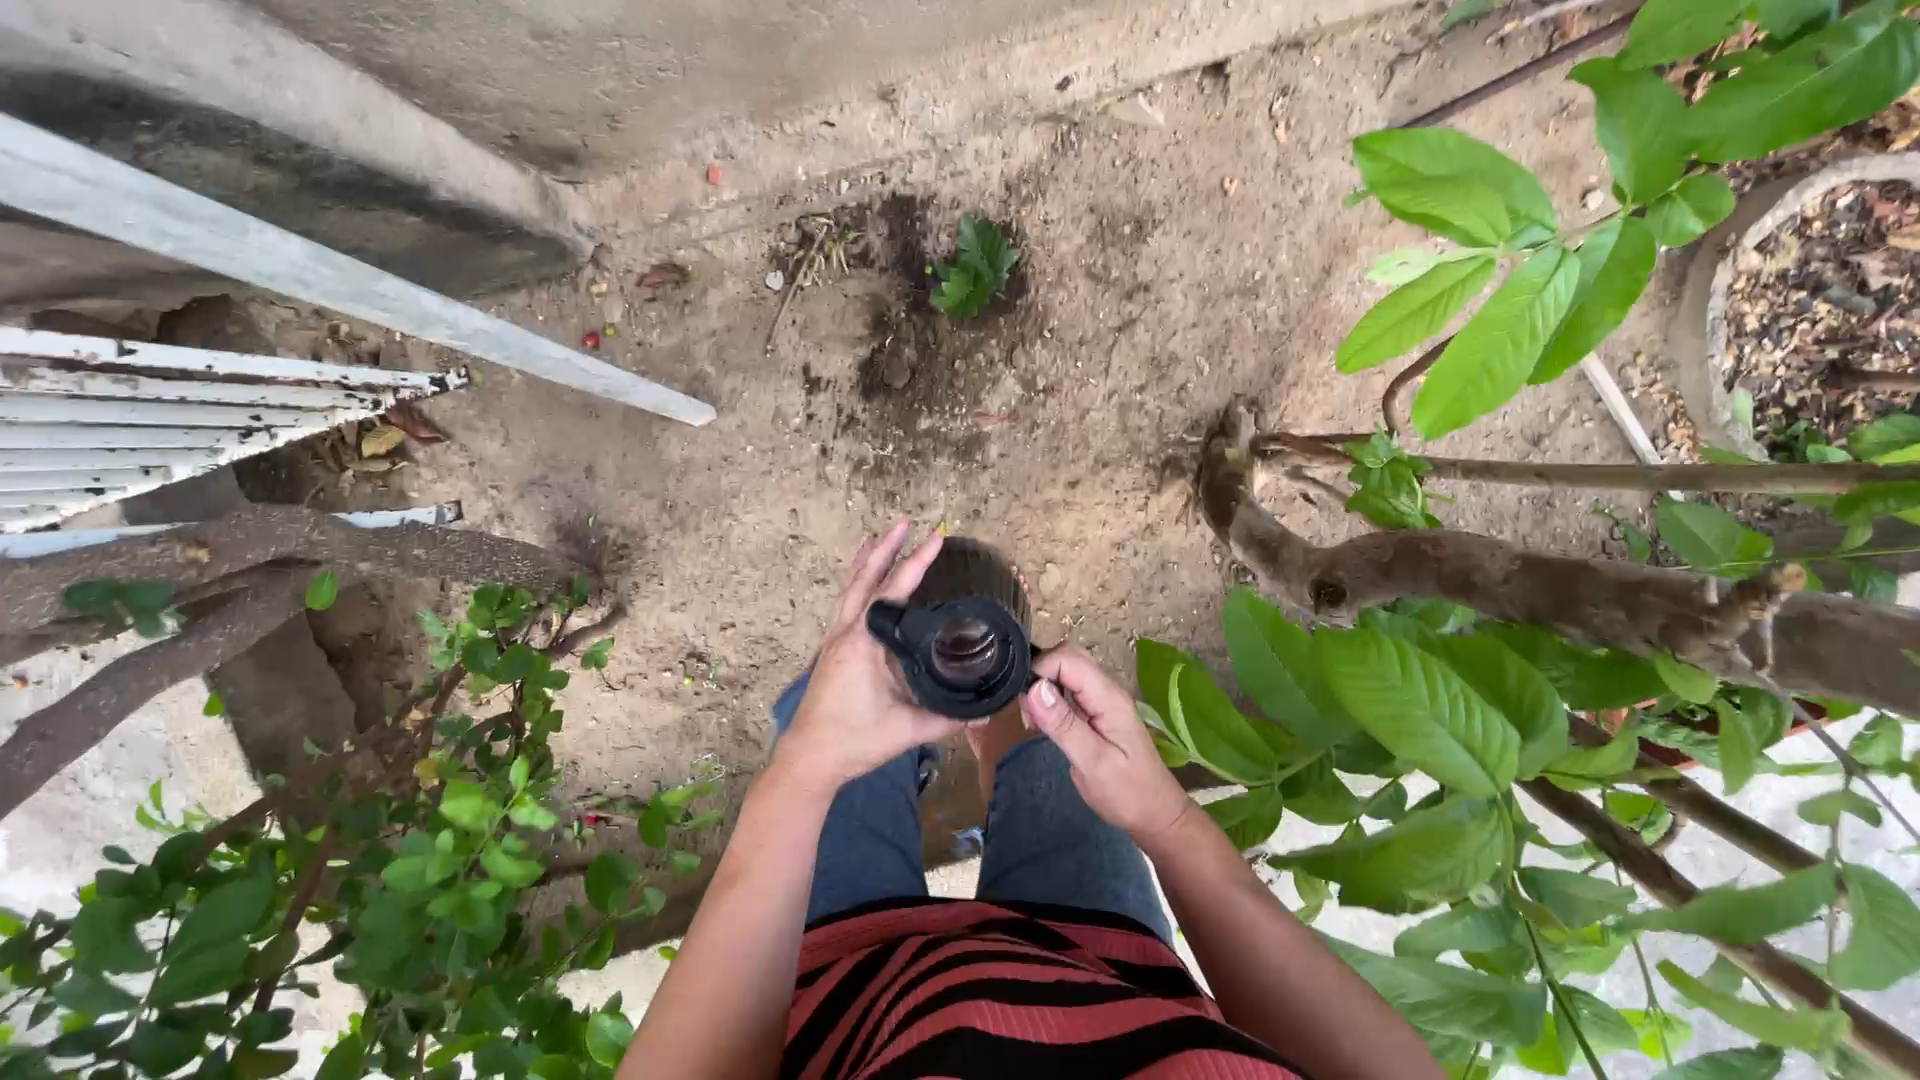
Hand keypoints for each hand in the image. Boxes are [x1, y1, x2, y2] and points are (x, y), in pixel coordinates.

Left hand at [775, 522, 955, 789]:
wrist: (808, 760)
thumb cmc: (853, 742)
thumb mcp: (906, 729)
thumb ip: (947, 718)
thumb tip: (987, 710)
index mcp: (863, 644)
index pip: (893, 592)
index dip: (916, 563)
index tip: (935, 538)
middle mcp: (845, 634)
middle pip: (865, 579)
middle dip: (886, 549)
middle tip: (905, 524)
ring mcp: (833, 641)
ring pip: (850, 589)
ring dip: (867, 562)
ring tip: (879, 537)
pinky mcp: (830, 651)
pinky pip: (844, 604)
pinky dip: (855, 584)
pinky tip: (861, 582)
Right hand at [1019, 645, 1193, 845]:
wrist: (1155, 813)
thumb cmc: (1127, 792)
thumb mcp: (1092, 763)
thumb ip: (1063, 725)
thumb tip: (1033, 688)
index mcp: (1108, 697)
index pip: (1067, 658)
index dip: (1039, 670)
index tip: (1025, 703)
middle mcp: (1105, 691)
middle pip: (1066, 658)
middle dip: (1038, 675)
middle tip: (1027, 713)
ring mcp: (1101, 701)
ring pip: (1065, 672)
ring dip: (1042, 688)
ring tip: (1034, 722)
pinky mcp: (1095, 713)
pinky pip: (1068, 691)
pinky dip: (1049, 700)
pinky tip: (1043, 725)